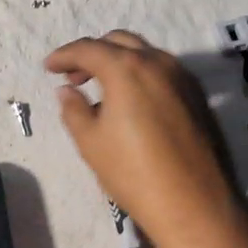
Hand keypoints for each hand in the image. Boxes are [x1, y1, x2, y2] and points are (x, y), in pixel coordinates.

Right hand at [45, 31, 245, 247]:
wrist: (195, 206)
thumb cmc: (134, 173)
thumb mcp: (91, 143)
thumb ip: (74, 110)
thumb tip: (66, 91)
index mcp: (127, 68)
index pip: (88, 49)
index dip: (64, 55)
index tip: (49, 67)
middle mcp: (158, 62)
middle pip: (119, 42)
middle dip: (93, 53)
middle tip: (74, 77)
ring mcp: (183, 77)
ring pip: (145, 55)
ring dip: (119, 63)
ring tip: (101, 91)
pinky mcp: (199, 96)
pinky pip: (163, 72)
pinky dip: (141, 76)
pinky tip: (132, 104)